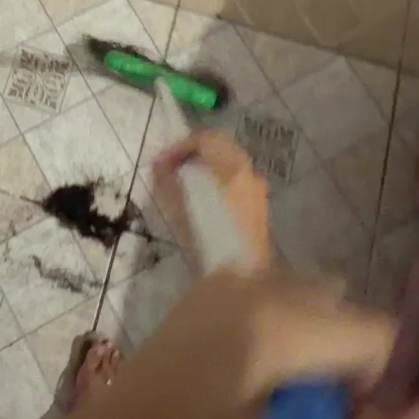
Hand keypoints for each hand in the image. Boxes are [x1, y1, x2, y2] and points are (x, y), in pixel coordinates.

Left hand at [81, 272, 418, 418]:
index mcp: (272, 328)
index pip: (377, 334)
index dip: (374, 393)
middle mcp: (250, 284)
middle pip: (344, 312)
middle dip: (346, 366)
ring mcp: (222, 278)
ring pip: (311, 297)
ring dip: (316, 345)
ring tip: (276, 402)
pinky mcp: (205, 285)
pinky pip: (276, 293)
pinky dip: (285, 328)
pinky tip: (249, 378)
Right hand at [151, 130, 273, 271]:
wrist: (244, 278)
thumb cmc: (211, 242)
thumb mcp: (182, 211)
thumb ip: (168, 182)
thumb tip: (159, 166)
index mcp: (232, 169)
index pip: (205, 140)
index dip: (179, 147)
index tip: (161, 163)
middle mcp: (248, 172)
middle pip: (220, 145)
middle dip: (193, 151)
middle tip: (171, 165)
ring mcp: (257, 188)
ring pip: (230, 160)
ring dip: (206, 163)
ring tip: (183, 180)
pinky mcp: (258, 205)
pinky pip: (236, 176)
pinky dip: (217, 176)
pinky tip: (202, 196)